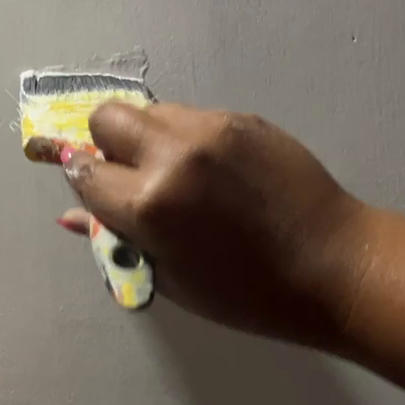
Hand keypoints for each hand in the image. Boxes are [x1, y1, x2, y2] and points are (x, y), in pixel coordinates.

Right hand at [58, 102, 369, 349]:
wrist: (335, 264)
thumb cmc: (247, 293)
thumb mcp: (171, 280)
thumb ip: (116, 241)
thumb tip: (70, 217)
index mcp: (148, 205)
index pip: (84, 172)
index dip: (87, 182)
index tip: (100, 191)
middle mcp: (172, 155)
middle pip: (107, 118)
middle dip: (108, 143)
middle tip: (134, 175)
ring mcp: (210, 130)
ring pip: (151, 111)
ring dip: (149, 138)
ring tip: (181, 174)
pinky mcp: (241, 119)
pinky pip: (193, 117)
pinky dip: (188, 139)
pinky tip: (216, 172)